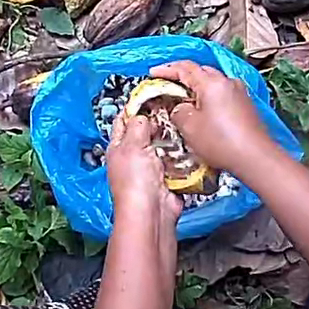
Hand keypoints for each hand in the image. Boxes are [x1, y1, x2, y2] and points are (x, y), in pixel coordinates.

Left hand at [107, 115, 181, 240]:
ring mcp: (151, 168)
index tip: (149, 97)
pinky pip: (177, 161)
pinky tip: (190, 145)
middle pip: (146, 133)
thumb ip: (137, 126)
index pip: (123, 122)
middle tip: (170, 109)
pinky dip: (183, 156)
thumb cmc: (135, 180)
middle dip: (157, 123)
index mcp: (118, 148)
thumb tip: (142, 115)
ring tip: (182, 124)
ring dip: (172, 139)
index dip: (134, 109)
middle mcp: (133, 158)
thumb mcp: (132, 145)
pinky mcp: (168, 178)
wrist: (153, 211)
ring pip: (164, 146)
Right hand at [149, 61, 278, 174]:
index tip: (154, 72)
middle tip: (168, 85)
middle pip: (201, 72)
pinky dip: (210, 98)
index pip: (185, 67)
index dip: (167, 69)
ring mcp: (240, 92)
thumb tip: (180, 107)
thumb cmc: (222, 142)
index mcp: (211, 83)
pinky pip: (223, 94)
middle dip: (183, 76)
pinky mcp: (246, 105)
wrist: (255, 157)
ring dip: (198, 88)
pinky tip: (204, 111)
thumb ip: (179, 111)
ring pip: (213, 83)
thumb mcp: (189, 127)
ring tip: (185, 99)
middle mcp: (227, 82)